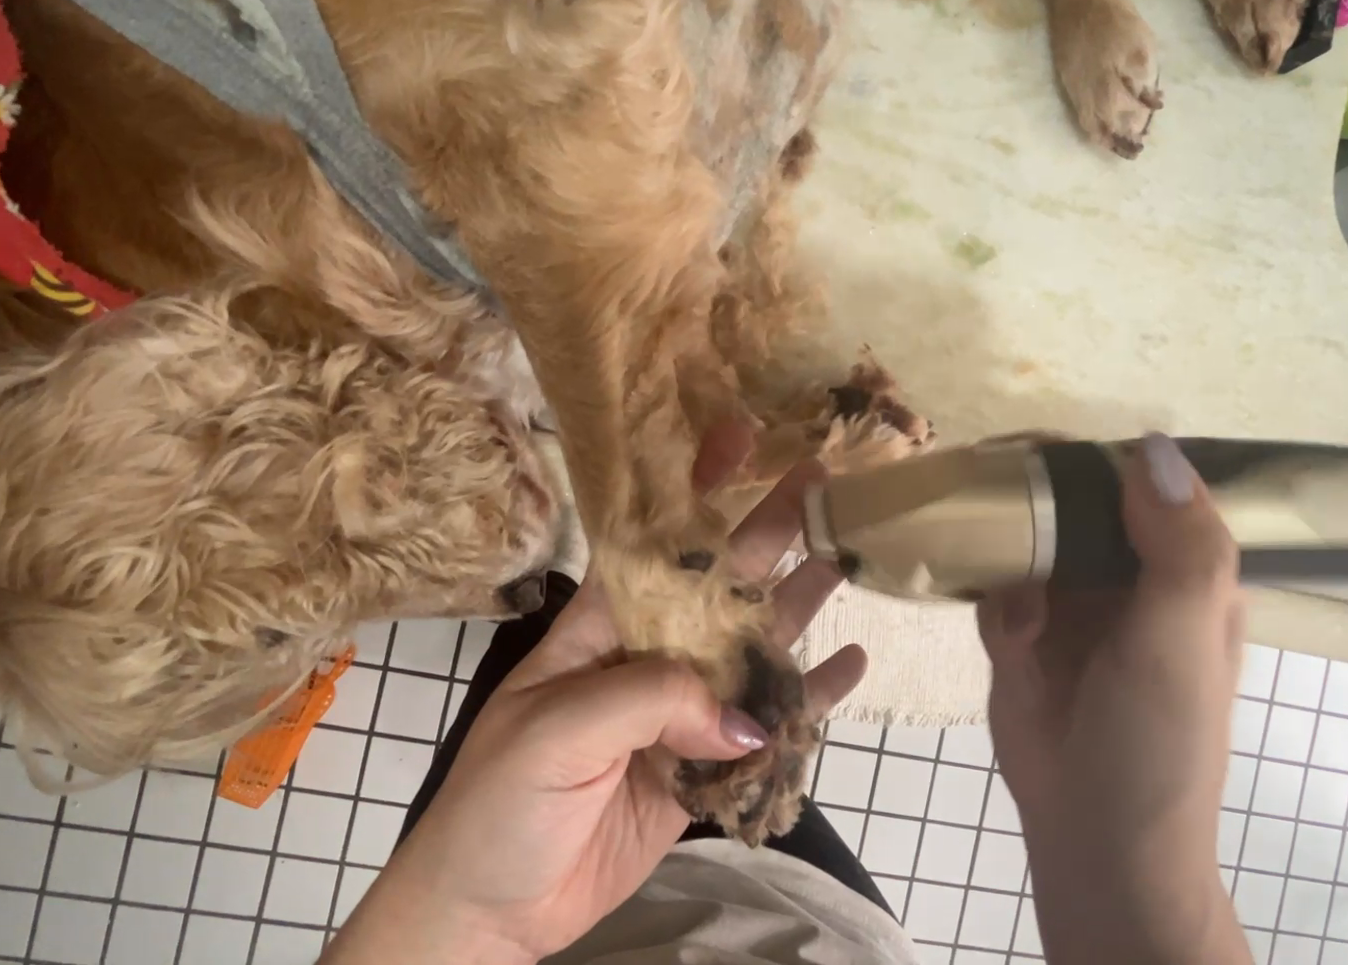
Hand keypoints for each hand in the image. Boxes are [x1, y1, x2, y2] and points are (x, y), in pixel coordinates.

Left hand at [323, 421, 866, 964]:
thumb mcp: (555, 732)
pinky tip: (852, 666)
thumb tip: (743, 716)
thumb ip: (650, 702)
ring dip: (799, 602)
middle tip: (820, 480)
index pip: (653, 542)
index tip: (736, 436)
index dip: (693, 489)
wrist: (495, 910)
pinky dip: (811, 698)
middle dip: (766, 530)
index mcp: (603, 627)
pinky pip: (768, 723)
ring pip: (752, 645)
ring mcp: (683, 709)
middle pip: (719, 584)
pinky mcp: (707, 765)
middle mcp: (651, 654)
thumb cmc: (501, 803)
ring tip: (848, 556)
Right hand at [977, 432, 1247, 964]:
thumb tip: (1150, 445)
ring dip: (1004, 544)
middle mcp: (1122, 575)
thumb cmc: (1158, 739)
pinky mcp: (1017, 630)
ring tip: (991, 560)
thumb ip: (1178, 548)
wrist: (1094, 833)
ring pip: (1024, 537)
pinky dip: (994, 600)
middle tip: (982, 477)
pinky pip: (994, 587)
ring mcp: (1067, 603)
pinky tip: (1011, 640)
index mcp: (1182, 570)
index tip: (1041, 443)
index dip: (1098, 456)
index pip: (1143, 486)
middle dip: (1030, 491)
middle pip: (1071, 502)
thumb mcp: (1183, 641)